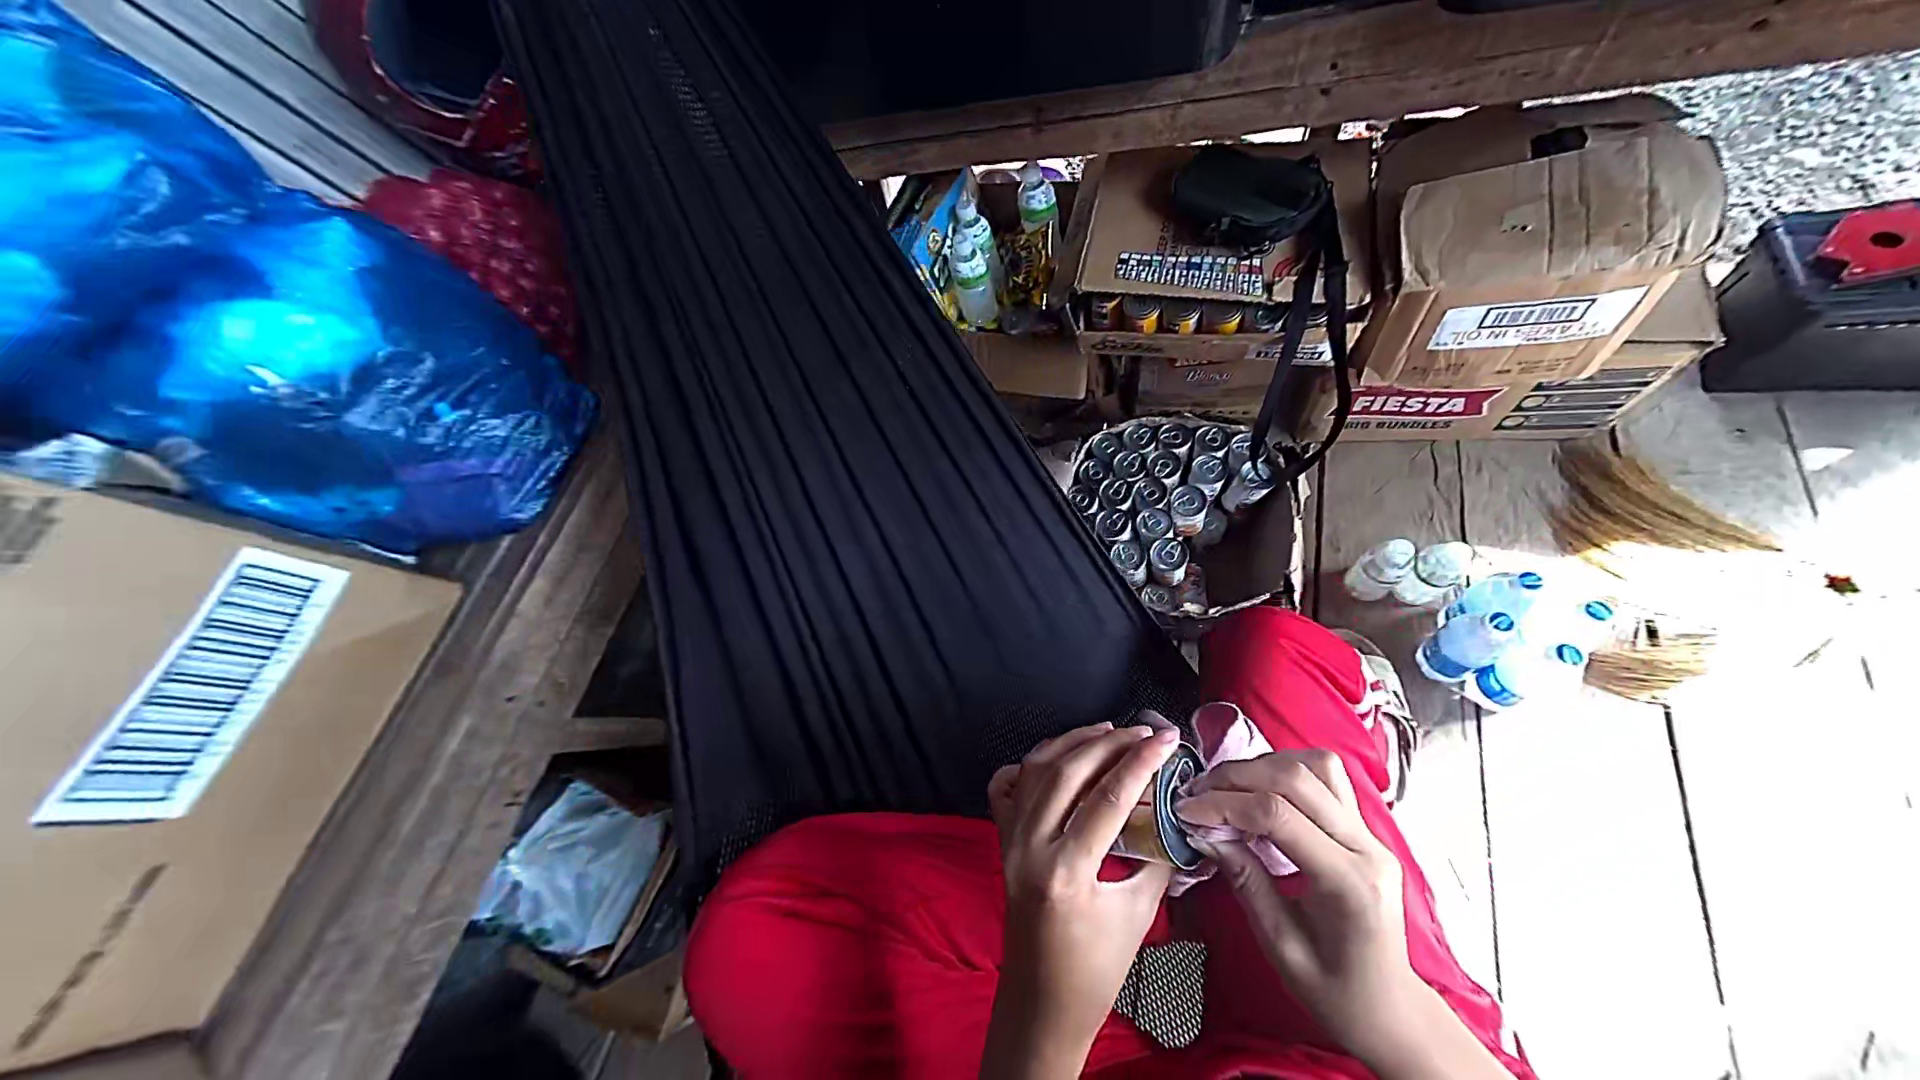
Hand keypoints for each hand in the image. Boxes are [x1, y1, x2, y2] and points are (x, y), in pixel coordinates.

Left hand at [979, 721, 1179, 1079]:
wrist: (1041, 1003)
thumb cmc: (1095, 970)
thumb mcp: (1137, 914)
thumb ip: (1155, 857)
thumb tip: (1175, 812)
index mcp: (1066, 871)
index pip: (1108, 797)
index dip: (1141, 761)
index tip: (1167, 739)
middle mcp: (1029, 847)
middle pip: (1069, 772)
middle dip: (1110, 743)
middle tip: (1143, 732)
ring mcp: (1009, 840)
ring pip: (1035, 769)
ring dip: (1073, 743)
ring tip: (1108, 730)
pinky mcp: (1001, 840)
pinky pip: (1006, 787)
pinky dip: (1029, 764)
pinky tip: (1055, 756)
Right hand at [1175, 750, 1510, 1079]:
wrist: (1389, 1009)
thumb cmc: (1334, 989)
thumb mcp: (1279, 943)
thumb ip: (1243, 878)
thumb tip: (1203, 831)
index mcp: (1349, 883)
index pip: (1277, 815)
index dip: (1223, 804)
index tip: (1186, 810)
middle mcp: (1367, 847)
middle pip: (1296, 778)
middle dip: (1236, 777)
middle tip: (1199, 793)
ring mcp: (1370, 833)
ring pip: (1315, 765)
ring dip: (1262, 766)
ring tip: (1227, 789)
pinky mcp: (1363, 828)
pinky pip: (1325, 776)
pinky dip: (1284, 770)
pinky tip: (1258, 791)